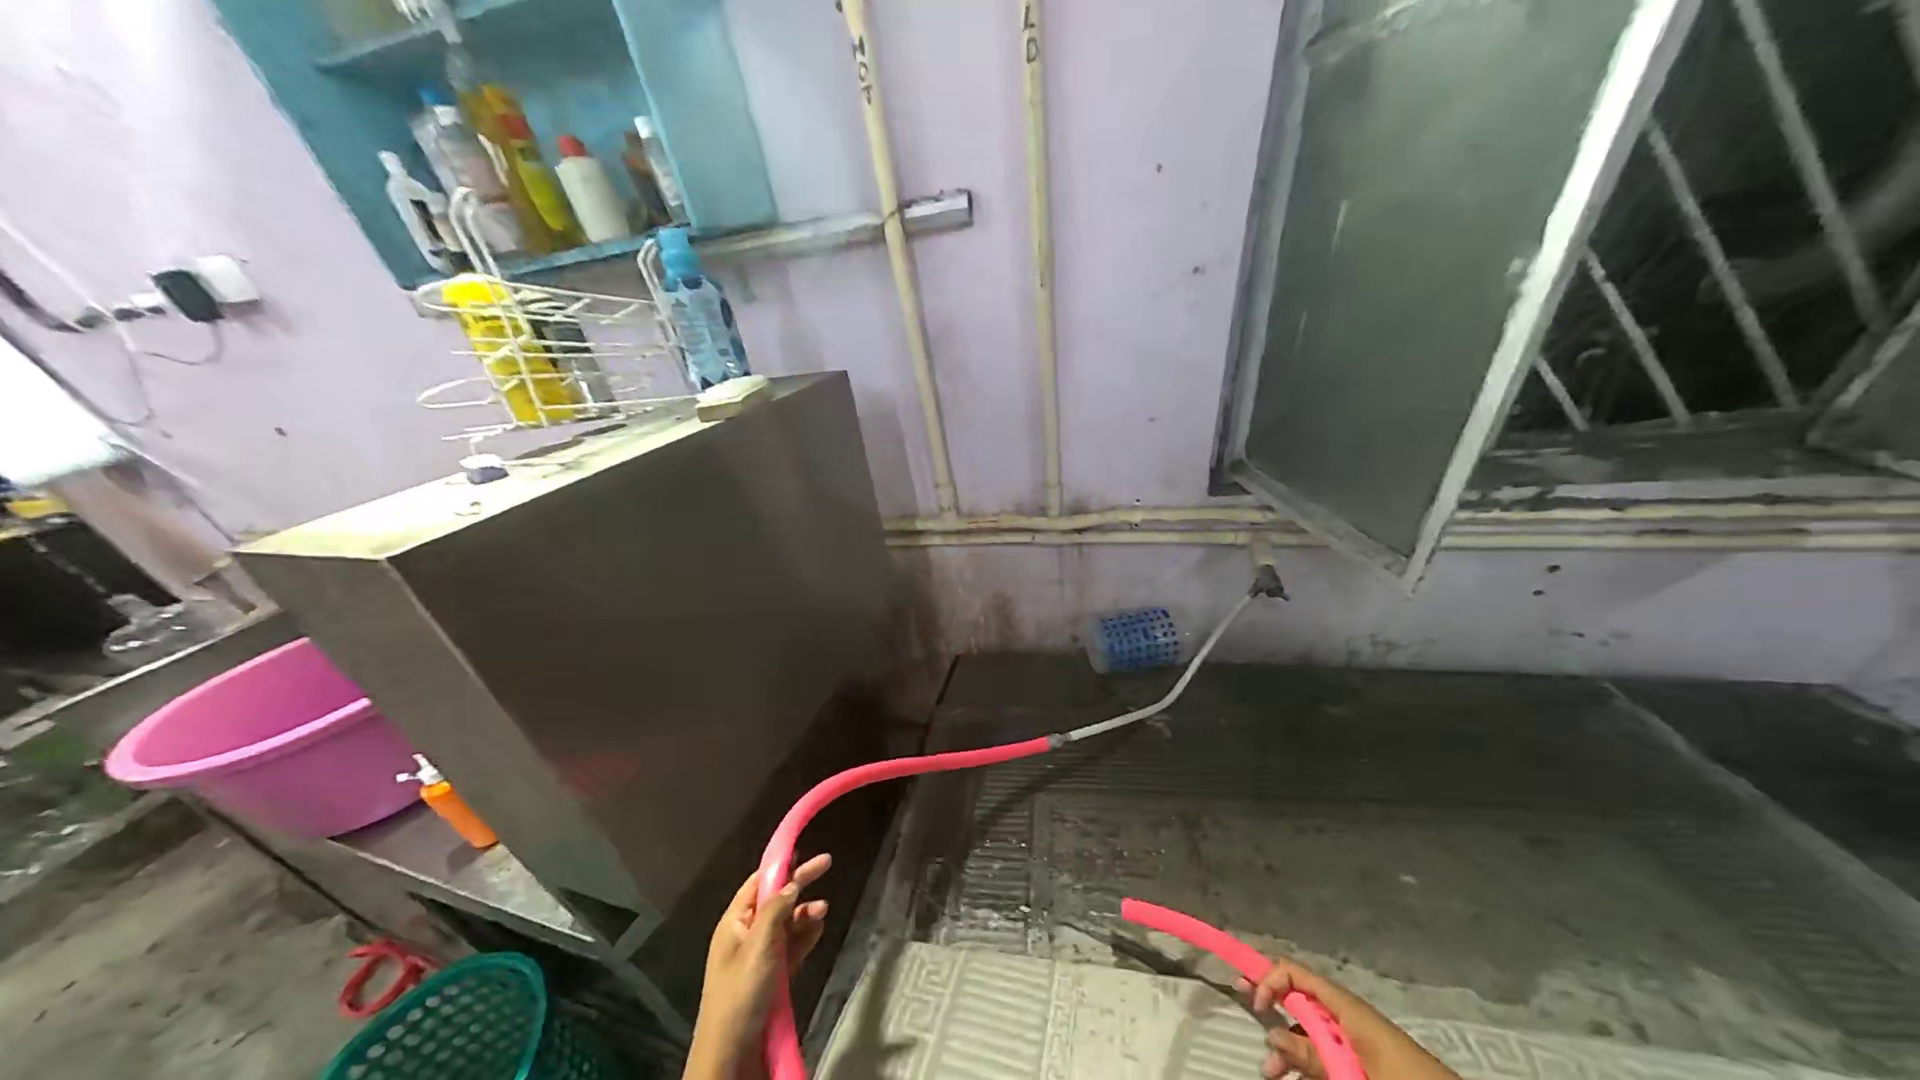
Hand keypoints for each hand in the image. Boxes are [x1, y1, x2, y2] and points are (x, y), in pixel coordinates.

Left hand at [683, 854, 831, 1079]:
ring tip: (824, 909)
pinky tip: (819, 929)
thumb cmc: (741, 993)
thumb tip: (790, 883)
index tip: (803, 849)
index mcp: (734, 923)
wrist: (732, 1054)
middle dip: (799, 883)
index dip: (780, 865)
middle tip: (827, 863)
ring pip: (787, 923)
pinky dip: (806, 936)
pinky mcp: (772, 976)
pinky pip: (792, 947)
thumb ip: (776, 910)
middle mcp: (745, 935)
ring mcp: (760, 956)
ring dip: (805, 912)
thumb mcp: (759, 946)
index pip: (758, 882)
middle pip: (776, 899)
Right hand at [1237, 955, 1461, 1079]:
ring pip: (1309, 1030)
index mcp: (1345, 1007)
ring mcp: (1356, 1039)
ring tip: (1269, 1074)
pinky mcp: (1362, 1061)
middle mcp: (1346, 1015)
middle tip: (1240, 998)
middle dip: (1270, 1001)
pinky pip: (1325, 1052)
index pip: (1296, 973)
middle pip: (1299, 996)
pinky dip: (1305, 1062)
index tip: (1257, 1006)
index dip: (1270, 980)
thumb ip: (1312, 1057)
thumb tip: (1271, 1036)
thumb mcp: (1352, 1074)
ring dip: (1285, 1045)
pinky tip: (1293, 1079)